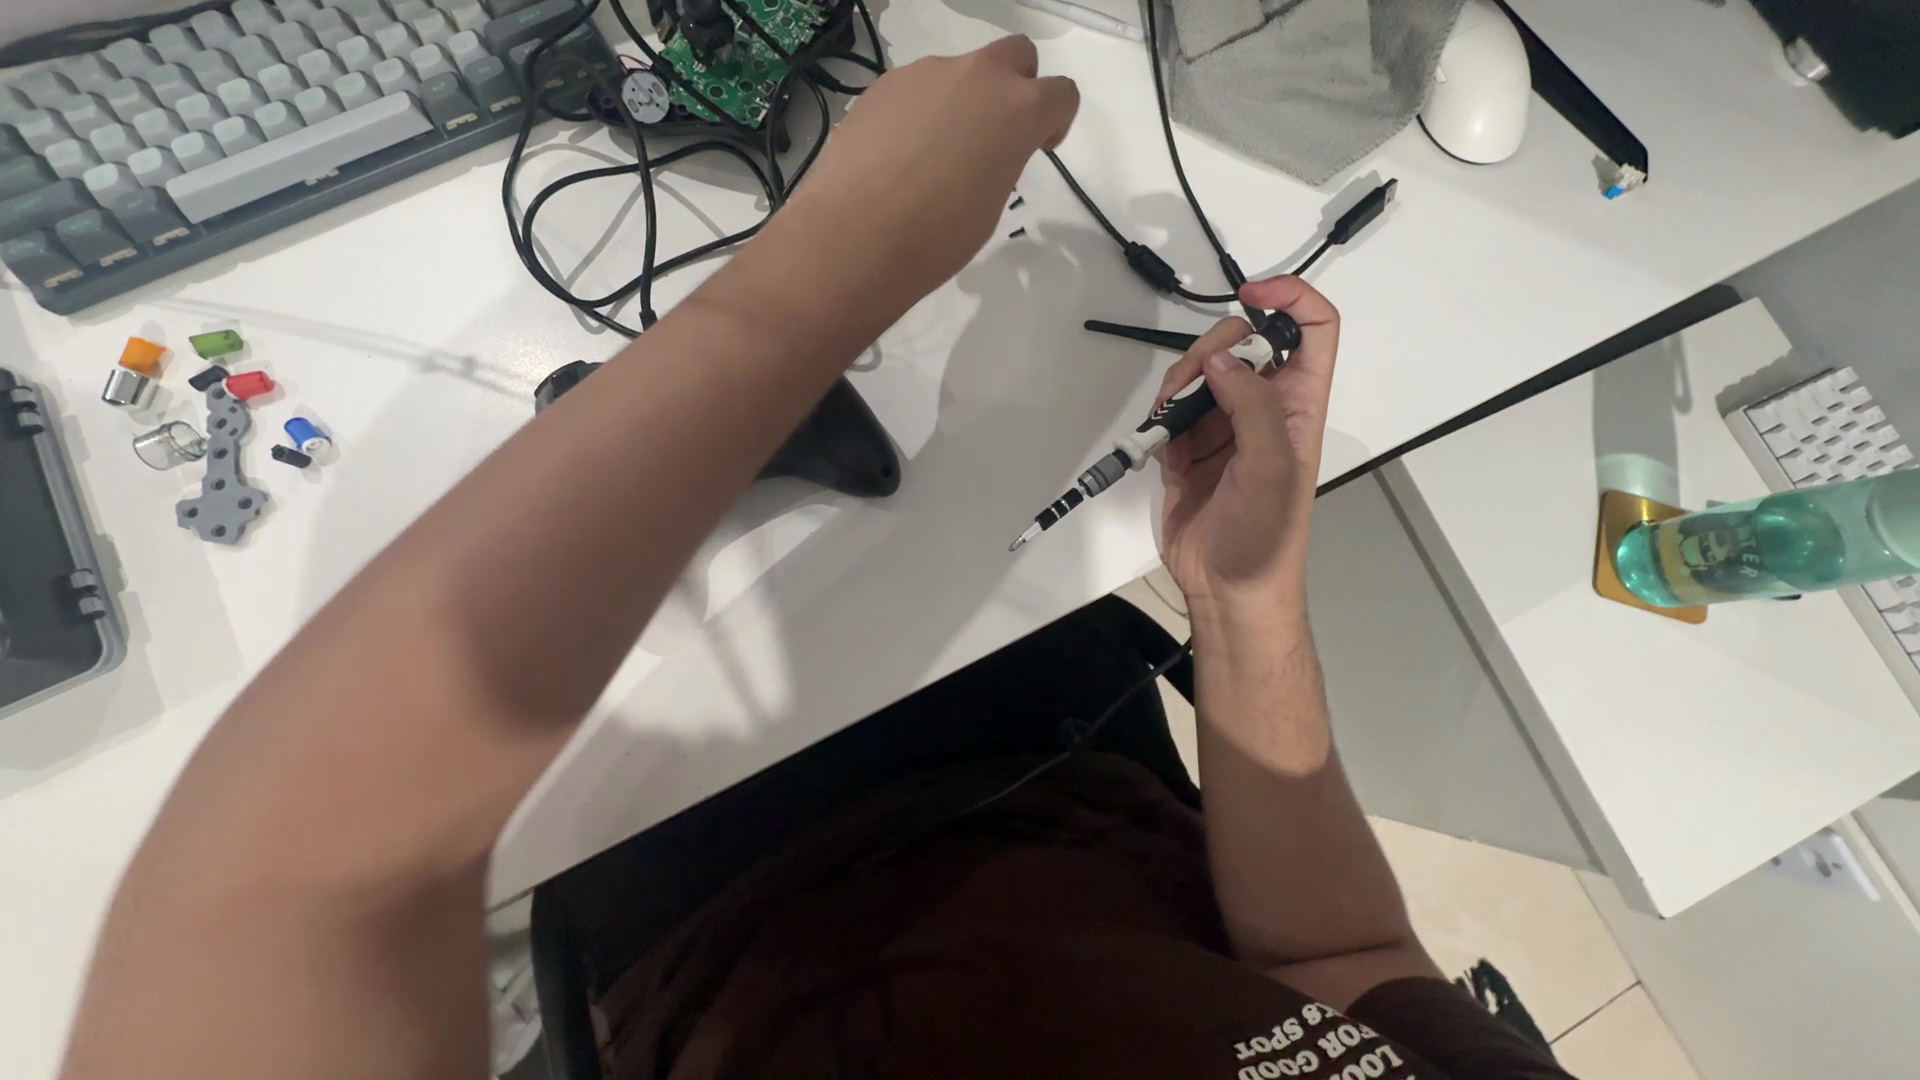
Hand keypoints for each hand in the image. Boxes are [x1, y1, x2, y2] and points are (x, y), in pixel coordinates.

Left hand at [770, 37, 1079, 304]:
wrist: (857, 237)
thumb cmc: (936, 238)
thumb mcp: (989, 206)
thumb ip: (1000, 162)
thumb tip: (982, 151)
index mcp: (1017, 110)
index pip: (1061, 93)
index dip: (1055, 120)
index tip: (1037, 147)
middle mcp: (976, 77)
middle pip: (1016, 56)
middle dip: (1015, 89)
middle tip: (993, 138)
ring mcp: (925, 74)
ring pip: (959, 73)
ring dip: (960, 103)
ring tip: (932, 161)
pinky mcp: (884, 85)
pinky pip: (916, 90)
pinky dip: (919, 114)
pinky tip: (897, 159)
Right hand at [1157, 277, 1340, 623]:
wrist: (1226, 586)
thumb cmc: (1264, 533)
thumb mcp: (1270, 468)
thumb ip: (1249, 407)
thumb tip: (1218, 362)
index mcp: (1297, 405)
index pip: (1312, 329)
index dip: (1290, 298)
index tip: (1249, 295)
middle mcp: (1261, 408)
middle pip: (1240, 343)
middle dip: (1210, 351)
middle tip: (1191, 385)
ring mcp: (1221, 428)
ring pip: (1199, 374)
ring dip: (1177, 386)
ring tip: (1166, 422)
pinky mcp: (1186, 449)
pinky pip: (1170, 412)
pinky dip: (1160, 420)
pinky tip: (1161, 447)